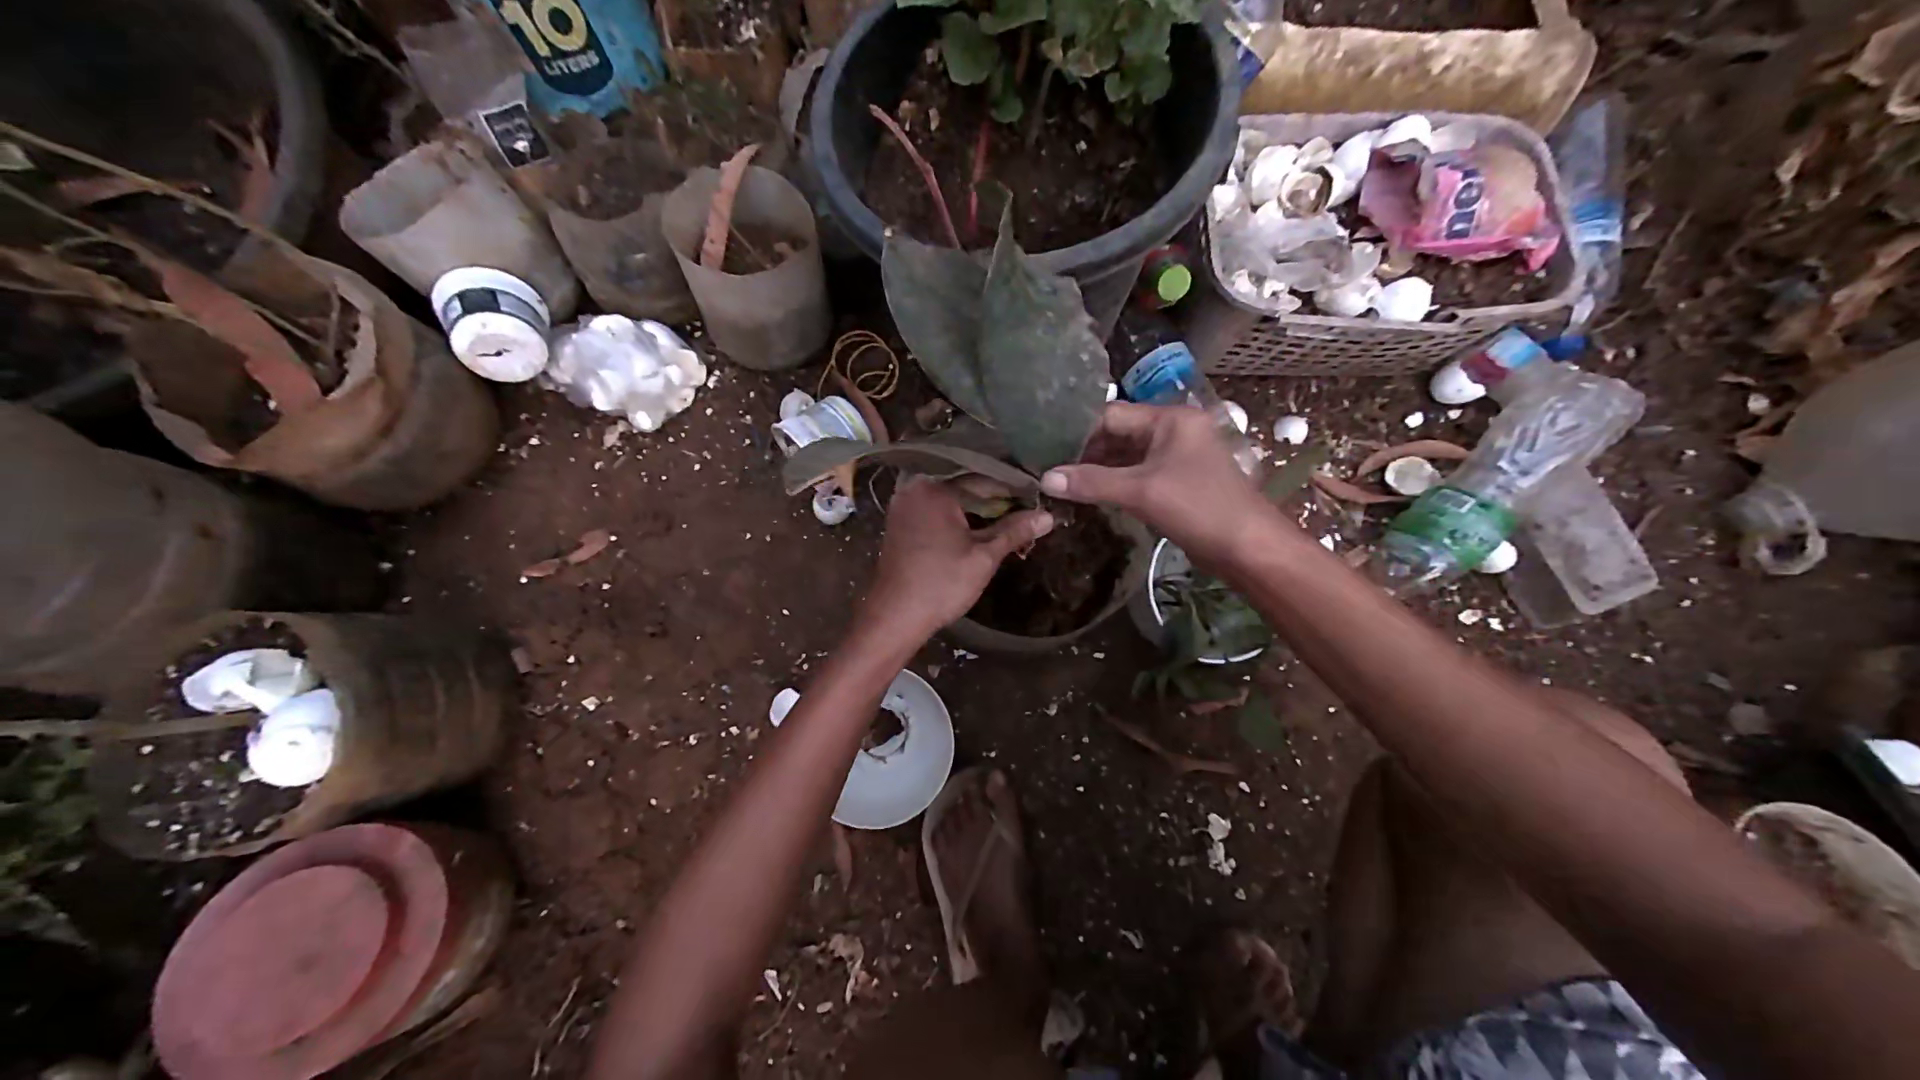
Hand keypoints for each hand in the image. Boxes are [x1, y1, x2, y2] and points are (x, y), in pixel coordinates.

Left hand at [863, 477, 1054, 637]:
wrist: (894, 616)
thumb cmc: (941, 584)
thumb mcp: (984, 556)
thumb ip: (1014, 531)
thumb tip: (1048, 516)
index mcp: (935, 487)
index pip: (984, 477)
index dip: (1014, 486)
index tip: (1038, 492)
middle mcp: (915, 487)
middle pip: (964, 482)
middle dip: (995, 494)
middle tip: (1028, 500)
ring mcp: (904, 505)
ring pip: (949, 496)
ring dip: (976, 504)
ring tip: (1010, 510)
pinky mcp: (900, 522)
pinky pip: (935, 507)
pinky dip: (957, 513)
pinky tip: (979, 522)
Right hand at [1040, 403, 1288, 571]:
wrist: (1248, 548)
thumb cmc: (1198, 508)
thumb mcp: (1140, 492)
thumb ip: (1091, 483)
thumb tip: (1045, 479)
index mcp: (1171, 419)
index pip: (1112, 415)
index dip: (1079, 434)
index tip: (1049, 453)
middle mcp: (1175, 430)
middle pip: (1119, 434)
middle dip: (1087, 453)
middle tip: (1053, 472)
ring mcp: (1178, 456)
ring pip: (1128, 456)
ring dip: (1100, 471)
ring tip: (1065, 485)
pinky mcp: (1178, 481)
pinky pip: (1139, 474)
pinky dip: (1116, 483)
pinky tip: (1092, 496)